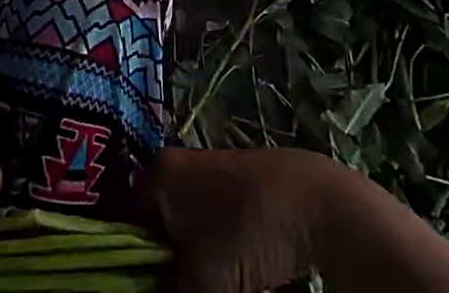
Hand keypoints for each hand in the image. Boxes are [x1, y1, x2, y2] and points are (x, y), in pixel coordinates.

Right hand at [141, 147, 338, 292]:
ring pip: (194, 235)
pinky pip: (223, 231)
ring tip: (223, 287)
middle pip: (160, 230)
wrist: (323, 207)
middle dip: (170, 269)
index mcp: (161, 175)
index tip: (139, 287)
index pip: (125, 222)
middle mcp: (183, 168)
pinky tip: (252, 281)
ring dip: (200, 269)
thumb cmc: (249, 233)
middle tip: (187, 289)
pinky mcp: (247, 188)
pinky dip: (228, 257)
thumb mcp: (201, 282)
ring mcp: (217, 175)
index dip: (128, 261)